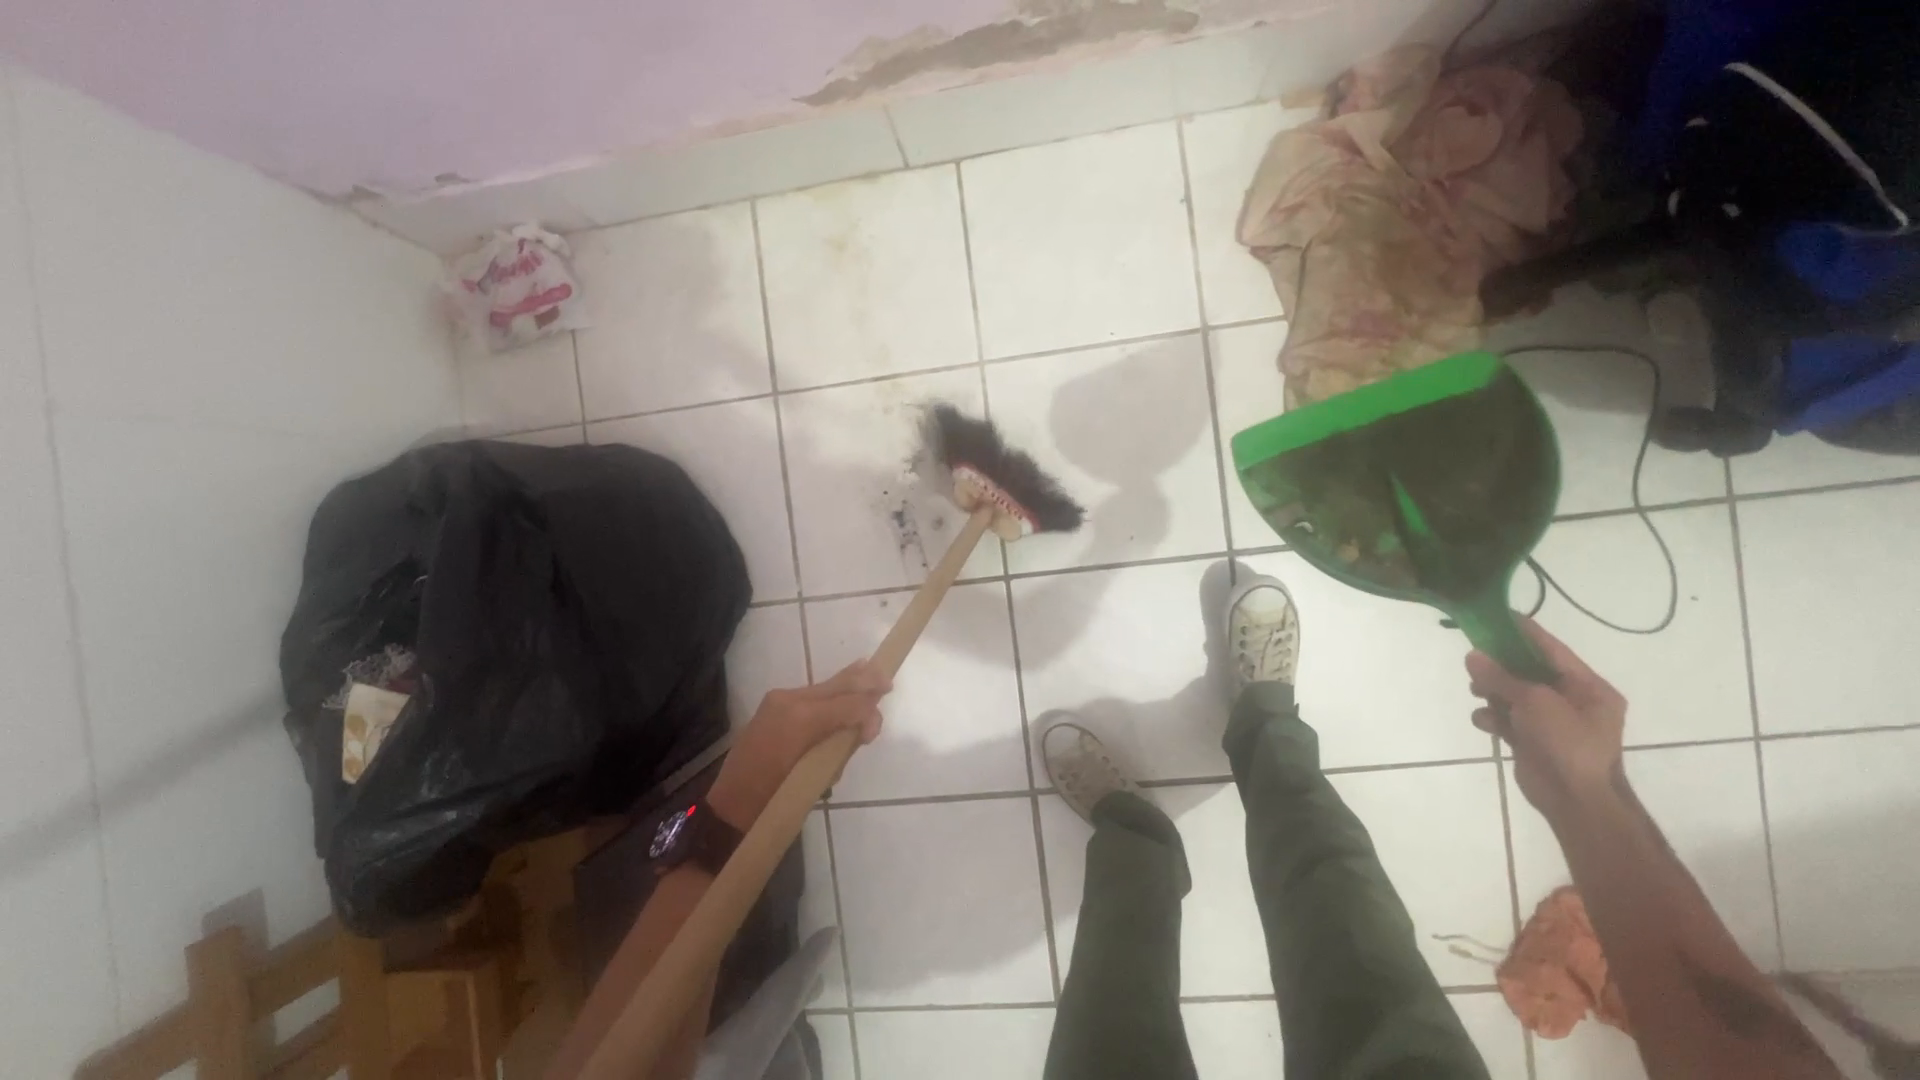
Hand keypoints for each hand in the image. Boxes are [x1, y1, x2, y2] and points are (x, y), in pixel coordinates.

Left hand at [707, 661, 892, 828]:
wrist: (730, 807)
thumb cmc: (775, 800)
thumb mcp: (817, 777)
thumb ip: (841, 747)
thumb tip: (862, 728)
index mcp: (802, 719)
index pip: (848, 703)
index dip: (868, 710)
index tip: (876, 728)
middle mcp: (790, 701)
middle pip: (837, 684)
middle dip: (863, 680)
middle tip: (887, 679)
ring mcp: (778, 701)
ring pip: (824, 686)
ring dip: (847, 686)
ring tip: (871, 679)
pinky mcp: (773, 707)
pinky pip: (810, 696)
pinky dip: (830, 694)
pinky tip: (844, 690)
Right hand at [1465, 618, 1626, 822]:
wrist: (1575, 800)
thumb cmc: (1567, 744)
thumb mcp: (1535, 702)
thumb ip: (1502, 677)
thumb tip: (1472, 655)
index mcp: (1588, 687)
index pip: (1552, 649)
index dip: (1523, 631)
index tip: (1494, 615)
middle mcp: (1572, 701)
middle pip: (1528, 671)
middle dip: (1500, 665)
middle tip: (1473, 658)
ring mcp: (1552, 722)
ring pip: (1513, 694)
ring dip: (1492, 692)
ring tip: (1477, 693)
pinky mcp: (1532, 740)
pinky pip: (1506, 719)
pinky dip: (1492, 718)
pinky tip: (1485, 723)